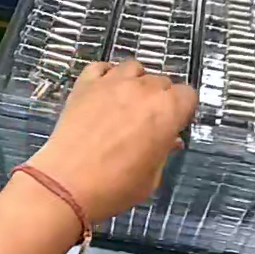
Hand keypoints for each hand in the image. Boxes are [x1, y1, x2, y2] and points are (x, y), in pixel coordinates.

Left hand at [25, 59, 194, 222]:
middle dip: (160, 98)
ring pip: (134, 68)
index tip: (174, 123)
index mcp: (167, 111)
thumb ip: (163, 152)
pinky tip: (105, 92)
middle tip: (149, 121)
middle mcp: (143, 89)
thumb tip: (167, 140)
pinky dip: (106, 75)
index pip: (188, 95)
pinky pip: (101, 67)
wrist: (66, 184)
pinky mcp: (85, 84)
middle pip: (162, 80)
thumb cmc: (114, 186)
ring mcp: (112, 82)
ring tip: (128, 102)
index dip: (182, 110)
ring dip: (136, 81)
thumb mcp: (151, 178)